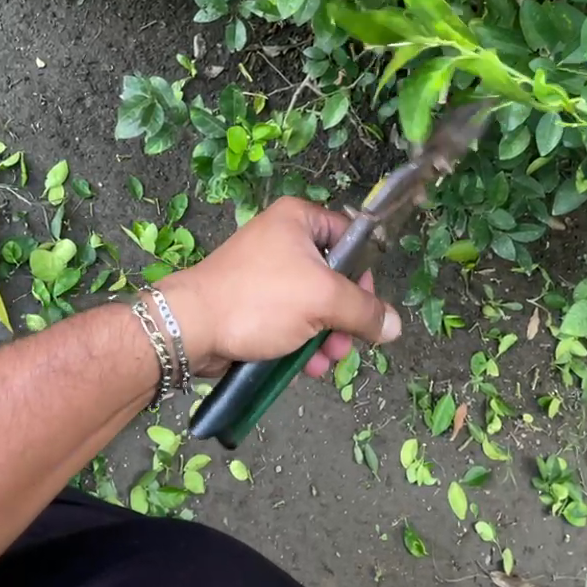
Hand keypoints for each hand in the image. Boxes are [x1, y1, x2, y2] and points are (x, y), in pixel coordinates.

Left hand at [157, 197, 402, 378]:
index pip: (350, 236)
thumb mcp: (321, 299)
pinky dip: (303, 343)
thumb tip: (394, 326)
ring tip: (323, 360)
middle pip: (335, 278)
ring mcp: (268, 273)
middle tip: (343, 342)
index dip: (363, 271)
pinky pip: (293, 320)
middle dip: (343, 317)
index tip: (367, 303)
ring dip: (326, 337)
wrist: (192, 328)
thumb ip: (364, 310)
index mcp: (298, 220)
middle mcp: (283, 239)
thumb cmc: (259, 299)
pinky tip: (305, 366)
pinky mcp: (256, 303)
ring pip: (316, 305)